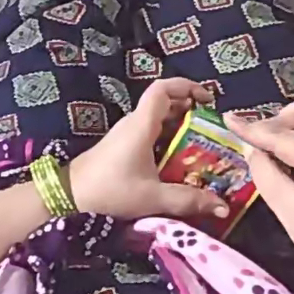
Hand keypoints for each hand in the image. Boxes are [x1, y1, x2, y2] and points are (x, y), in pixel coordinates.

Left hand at [67, 78, 228, 220]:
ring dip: (179, 124)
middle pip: (164, 102)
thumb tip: (223, 206)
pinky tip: (179, 157)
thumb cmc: (110, 189)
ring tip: (201, 142)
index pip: (163, 89)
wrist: (71, 193)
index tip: (207, 99)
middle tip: (210, 126)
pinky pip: (150, 131)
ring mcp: (127, 132)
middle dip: (189, 108)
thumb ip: (188, 200)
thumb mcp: (153, 197)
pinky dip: (167, 136)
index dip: (186, 86)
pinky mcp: (123, 144)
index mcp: (141, 125)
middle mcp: (134, 123)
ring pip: (157, 117)